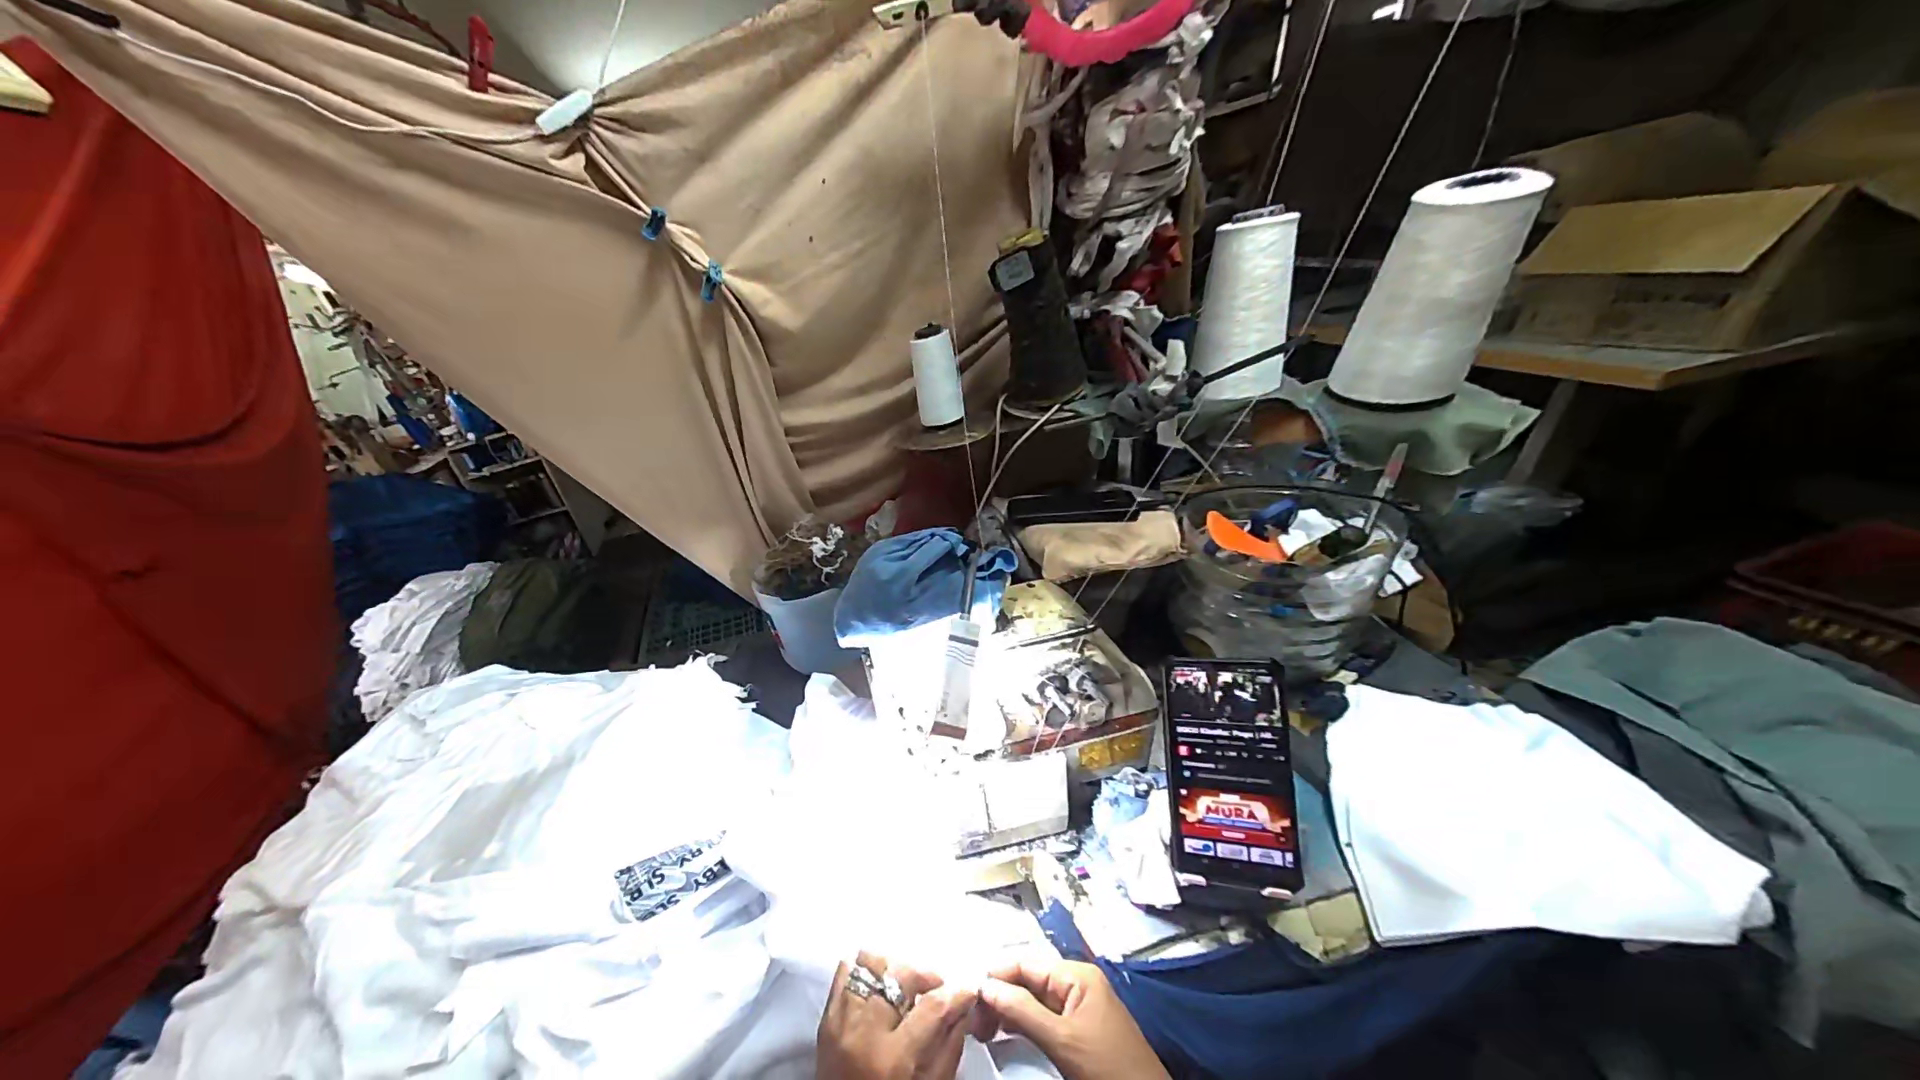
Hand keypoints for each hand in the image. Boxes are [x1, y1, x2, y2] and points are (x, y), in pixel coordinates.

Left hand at [817, 951, 977, 1079]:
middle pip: (901, 976)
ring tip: (904, 985)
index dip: (956, 995)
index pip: (932, 1008)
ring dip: (894, 970)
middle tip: (935, 986)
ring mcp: (840, 1021)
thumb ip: (949, 1048)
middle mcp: (864, 1032)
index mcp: (893, 1058)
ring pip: (871, 965)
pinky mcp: (825, 1017)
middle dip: (925, 975)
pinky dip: (864, 971)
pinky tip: (878, 984)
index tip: (967, 991)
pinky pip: (844, 972)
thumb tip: (962, 1007)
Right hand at [974, 957, 1167, 1079]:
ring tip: (981, 1029)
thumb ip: (1021, 1010)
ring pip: (1032, 1001)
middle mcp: (1076, 983)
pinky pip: (1042, 1018)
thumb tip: (985, 985)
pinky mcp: (1077, 1030)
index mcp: (1076, 975)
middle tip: (973, 1021)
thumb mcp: (1061, 1039)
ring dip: (1007, 1011)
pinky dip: (1021, 1024)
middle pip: (1028, 980)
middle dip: (1000, 996)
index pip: (1027, 964)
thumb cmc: (1106, 1067)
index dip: (996, 976)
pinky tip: (1002, 1033)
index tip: (968, 996)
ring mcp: (1078, 1007)